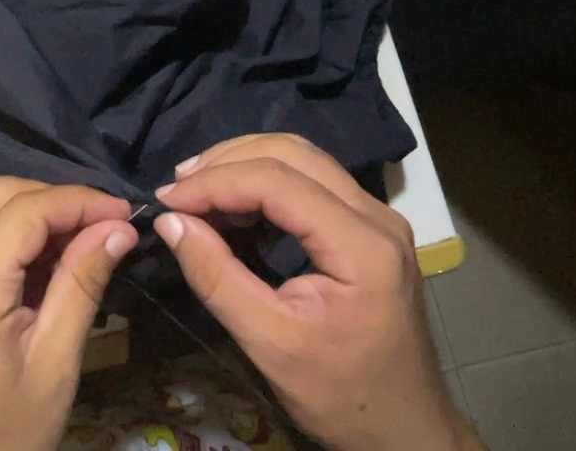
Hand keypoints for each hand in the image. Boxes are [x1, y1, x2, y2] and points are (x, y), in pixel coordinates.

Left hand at [0, 178, 137, 450]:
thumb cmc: (5, 435)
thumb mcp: (55, 365)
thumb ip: (81, 285)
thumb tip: (118, 227)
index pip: (23, 212)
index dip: (77, 200)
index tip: (123, 210)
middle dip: (55, 196)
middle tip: (104, 221)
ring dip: (34, 208)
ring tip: (84, 234)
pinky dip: (12, 229)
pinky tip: (48, 254)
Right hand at [154, 135, 480, 450]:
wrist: (408, 434)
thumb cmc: (342, 397)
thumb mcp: (270, 345)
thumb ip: (217, 277)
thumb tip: (169, 221)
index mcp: (362, 245)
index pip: (277, 181)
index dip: (215, 183)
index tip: (167, 200)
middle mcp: (376, 215)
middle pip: (290, 153)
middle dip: (225, 161)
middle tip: (178, 188)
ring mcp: (376, 216)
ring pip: (300, 156)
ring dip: (242, 162)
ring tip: (196, 188)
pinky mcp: (367, 224)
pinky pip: (309, 177)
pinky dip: (263, 177)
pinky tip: (232, 202)